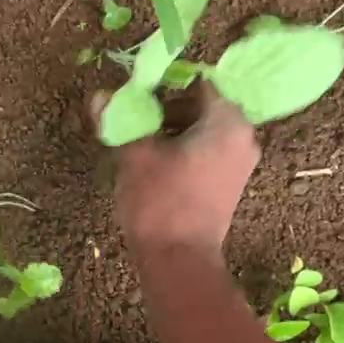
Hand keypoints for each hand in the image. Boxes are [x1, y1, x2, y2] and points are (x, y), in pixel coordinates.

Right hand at [99, 85, 258, 261]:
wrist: (178, 258)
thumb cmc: (158, 201)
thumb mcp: (134, 155)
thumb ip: (119, 121)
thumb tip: (99, 96)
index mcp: (227, 121)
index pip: (198, 85)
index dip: (165, 88)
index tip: (137, 99)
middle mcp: (243, 137)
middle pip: (202, 109)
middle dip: (166, 113)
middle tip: (133, 125)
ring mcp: (240, 163)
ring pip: (202, 133)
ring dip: (172, 135)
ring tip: (139, 149)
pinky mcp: (229, 185)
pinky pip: (206, 155)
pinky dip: (182, 154)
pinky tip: (154, 168)